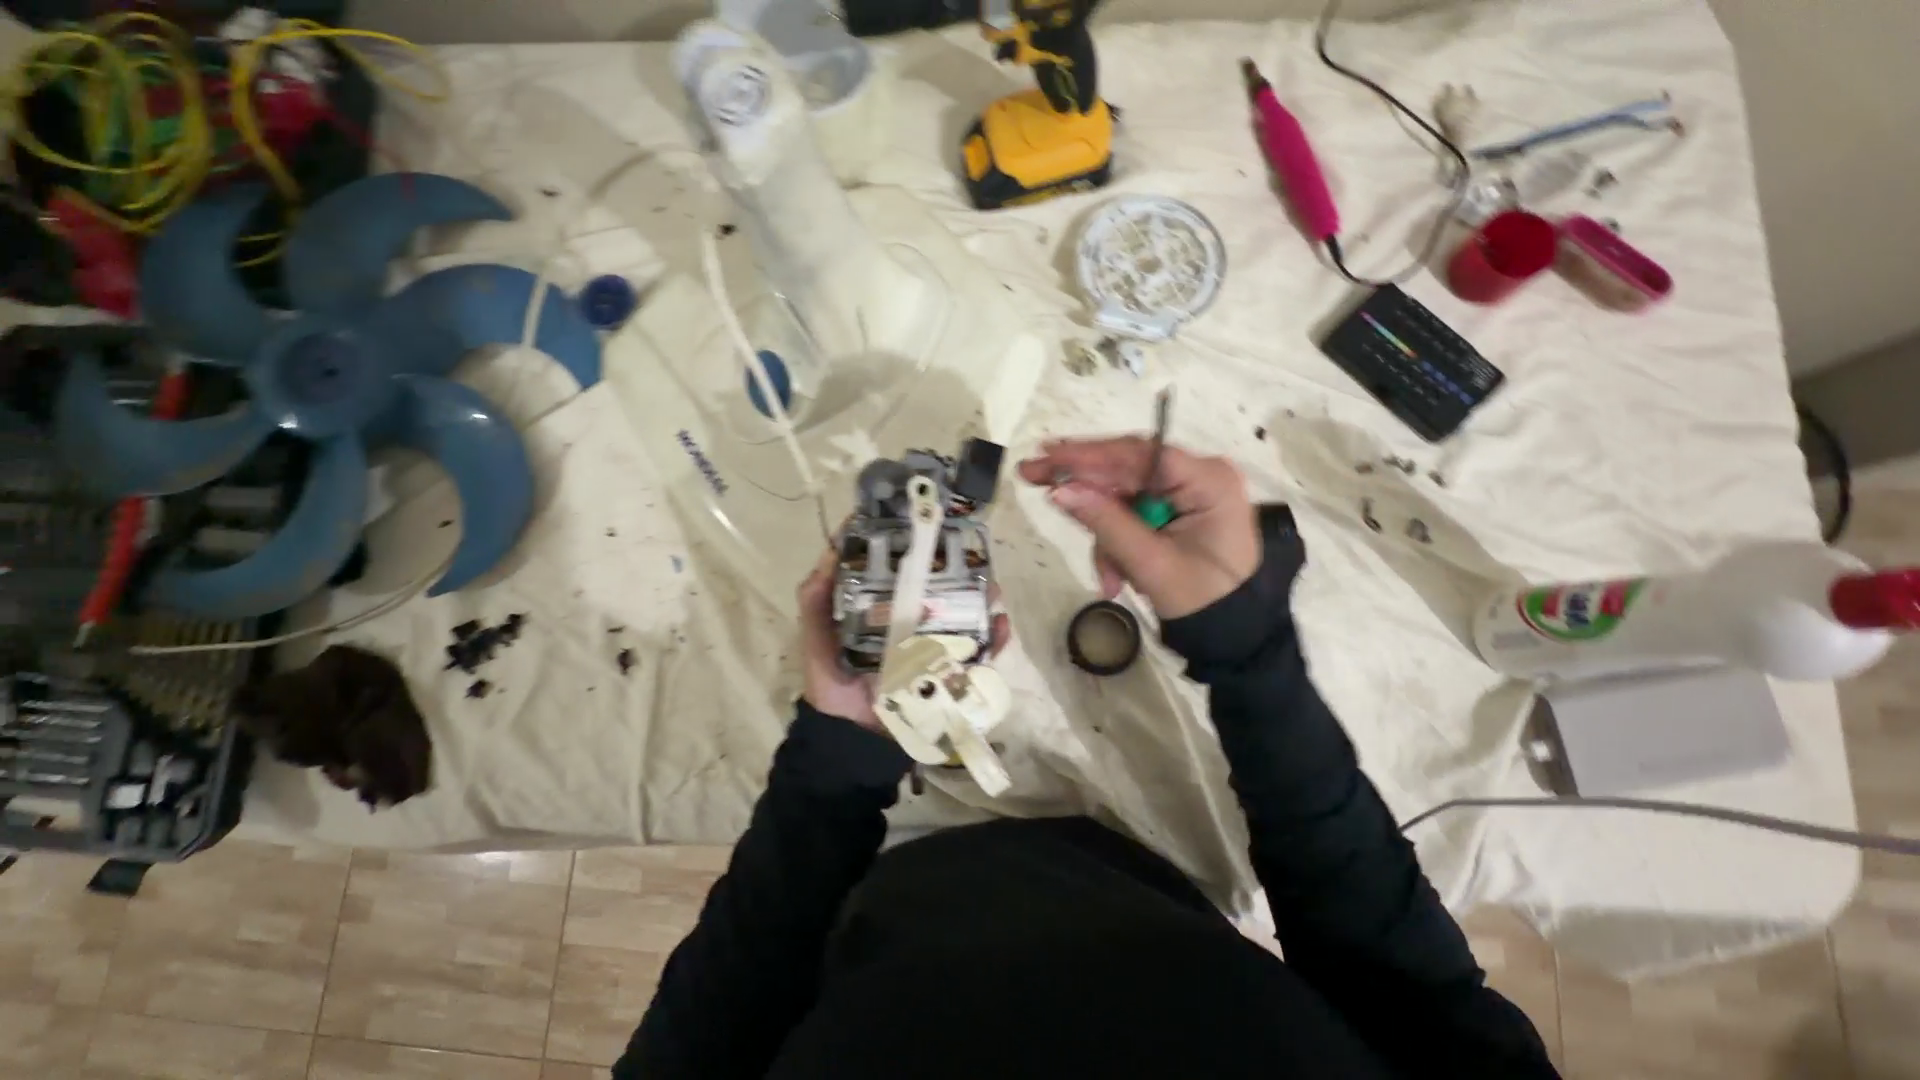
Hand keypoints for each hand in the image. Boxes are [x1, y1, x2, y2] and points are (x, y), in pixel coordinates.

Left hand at [796, 545, 1012, 732]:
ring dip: (983, 602)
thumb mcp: (818, 635)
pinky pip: (977, 657)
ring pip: (966, 619)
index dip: (920, 552)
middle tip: (970, 556)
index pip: (905, 575)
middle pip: (943, 592)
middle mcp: (912, 626)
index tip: (931, 526)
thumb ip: (818, 597)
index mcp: (883, 612)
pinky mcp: (949, 678)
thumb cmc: (832, 685)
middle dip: (961, 573)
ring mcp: (933, 652)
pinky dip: (993, 641)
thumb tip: (831, 546)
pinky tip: (999, 625)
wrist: (849, 739)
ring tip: (992, 589)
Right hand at [1018, 437, 1258, 618]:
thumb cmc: (1205, 600)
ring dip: (1105, 534)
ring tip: (1108, 578)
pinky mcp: (1174, 510)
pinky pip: (1130, 515)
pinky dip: (1116, 543)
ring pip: (1122, 496)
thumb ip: (1106, 524)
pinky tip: (1116, 577)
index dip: (1091, 454)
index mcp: (1208, 479)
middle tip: (1031, 477)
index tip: (1048, 456)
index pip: (1141, 453)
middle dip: (1085, 489)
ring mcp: (1186, 492)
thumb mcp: (1153, 564)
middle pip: (1127, 469)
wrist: (1235, 636)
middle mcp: (1198, 475)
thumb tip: (1059, 490)